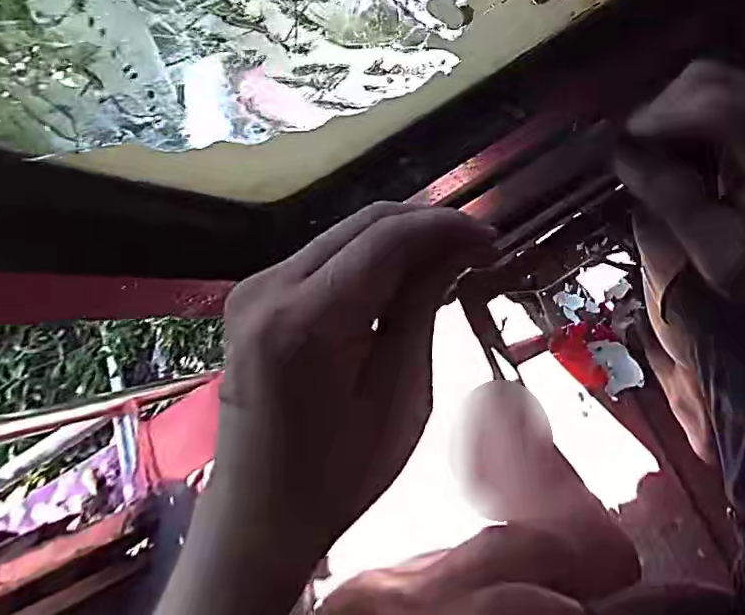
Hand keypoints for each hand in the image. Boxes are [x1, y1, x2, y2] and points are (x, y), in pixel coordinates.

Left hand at [200, 204, 495, 594]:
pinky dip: (374, 254)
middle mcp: (269, 289)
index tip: (489, 238)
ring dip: (404, 236)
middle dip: (429, 224)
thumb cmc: (337, 477)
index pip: (386, 238)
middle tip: (477, 244)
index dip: (445, 227)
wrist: (256, 521)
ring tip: (450, 256)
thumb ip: (422, 306)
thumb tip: (457, 248)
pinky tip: (407, 272)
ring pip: (348, 231)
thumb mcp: (400, 395)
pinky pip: (328, 253)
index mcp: (304, 321)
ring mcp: (256, 288)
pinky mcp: (256, 295)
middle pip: (366, 223)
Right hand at [614, 61, 744, 327]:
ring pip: (716, 78)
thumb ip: (672, 201)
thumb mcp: (719, 255)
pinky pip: (727, 87)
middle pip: (714, 81)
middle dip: (663, 110)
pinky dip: (694, 109)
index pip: (720, 105)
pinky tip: (687, 143)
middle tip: (636, 149)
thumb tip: (622, 151)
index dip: (663, 114)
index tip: (625, 140)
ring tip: (660, 150)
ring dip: (676, 108)